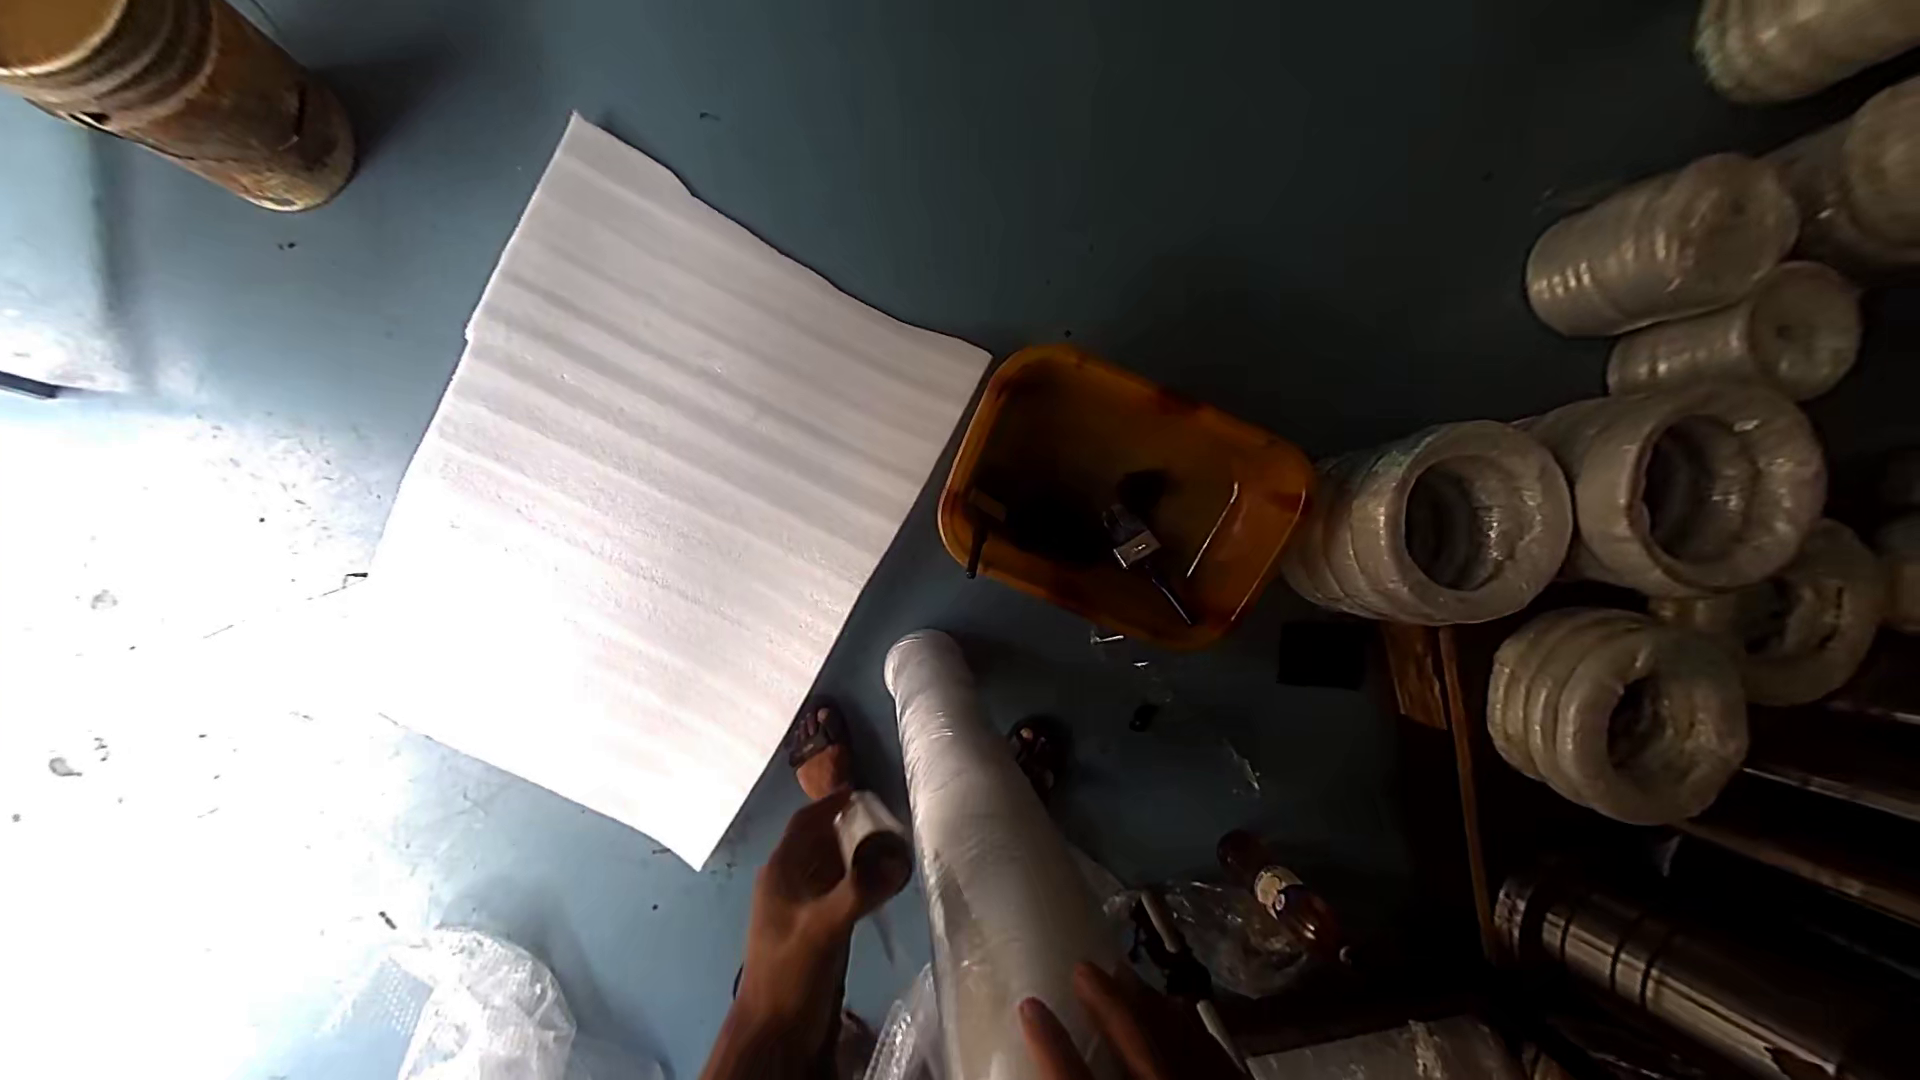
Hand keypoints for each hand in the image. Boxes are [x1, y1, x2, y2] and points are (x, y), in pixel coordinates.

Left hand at [733, 790, 900, 1049]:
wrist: (775, 1031)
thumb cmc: (790, 971)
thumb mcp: (824, 927)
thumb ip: (860, 890)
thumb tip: (897, 858)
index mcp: (781, 871)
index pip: (805, 822)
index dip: (829, 803)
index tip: (860, 791)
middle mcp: (789, 880)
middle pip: (819, 839)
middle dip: (849, 824)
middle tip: (885, 815)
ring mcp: (802, 904)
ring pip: (830, 863)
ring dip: (855, 850)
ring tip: (890, 840)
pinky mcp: (816, 925)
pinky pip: (839, 887)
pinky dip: (858, 876)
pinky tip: (882, 878)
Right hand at [1020, 962, 1240, 1079]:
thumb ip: (1075, 1078)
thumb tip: (1037, 1048)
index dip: (1051, 1046)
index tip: (1029, 1006)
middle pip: (1136, 1041)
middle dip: (1107, 1000)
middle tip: (1081, 967)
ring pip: (1178, 1037)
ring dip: (1149, 1003)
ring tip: (1123, 975)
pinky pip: (1213, 1051)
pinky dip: (1187, 1026)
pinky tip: (1172, 1009)